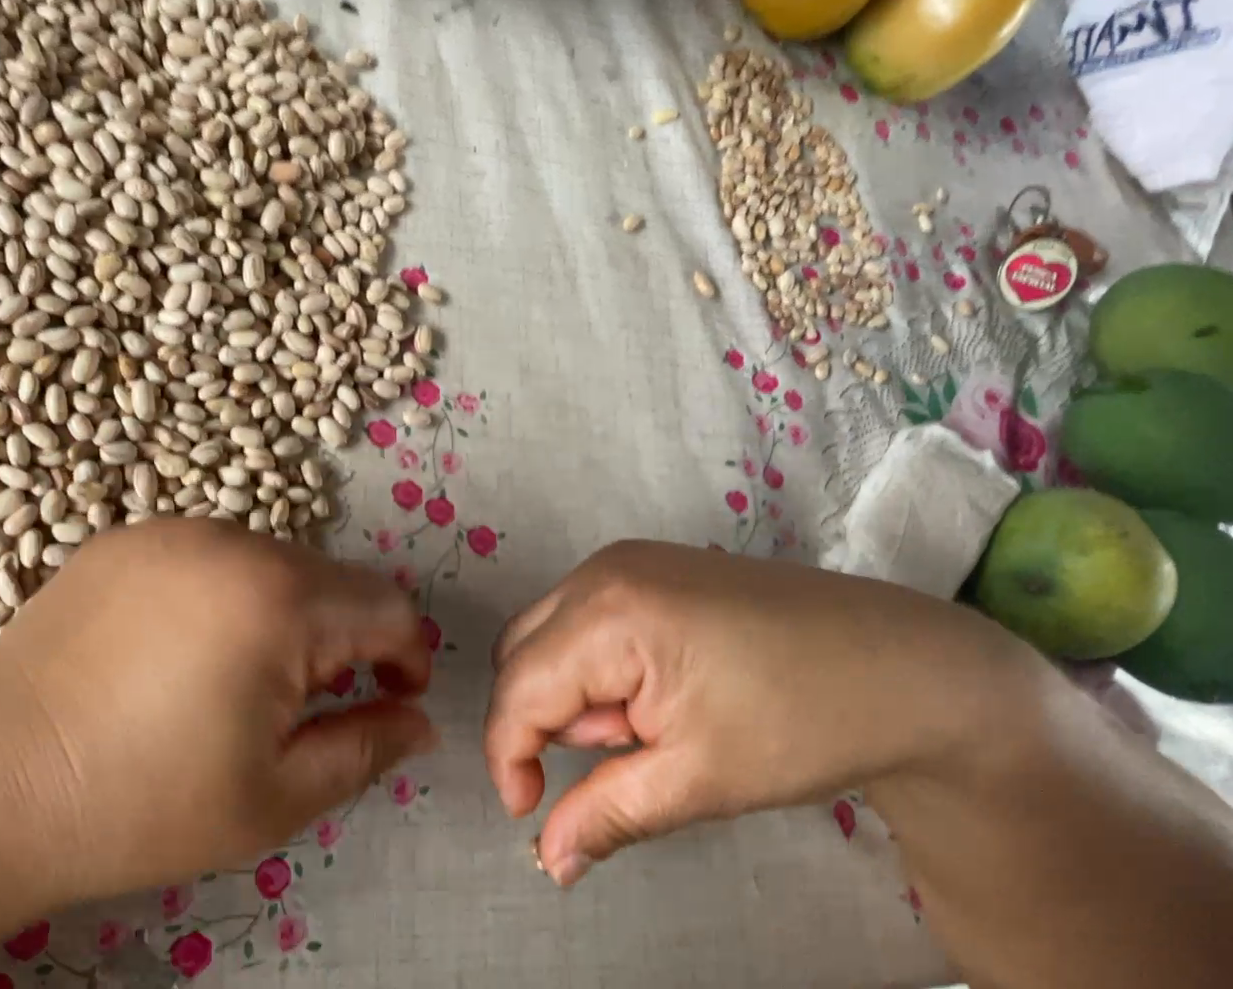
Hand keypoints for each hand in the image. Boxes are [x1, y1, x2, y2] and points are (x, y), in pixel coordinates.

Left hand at [0, 518, 436, 914]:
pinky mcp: (120, 541)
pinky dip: (220, 597)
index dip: (406, 657)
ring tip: (233, 685)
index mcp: (278, 598)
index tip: (388, 702)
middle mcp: (229, 540)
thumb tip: (418, 721)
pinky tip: (176, 656)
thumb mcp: (275, 797)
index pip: (387, 605)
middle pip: (328, 580)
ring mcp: (168, 531)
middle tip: (301, 708)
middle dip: (340, 639)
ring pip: (267, 563)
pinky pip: (204, 558)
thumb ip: (365, 748)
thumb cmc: (142, 803)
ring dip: (279, 615)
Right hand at [484, 540, 1049, 886]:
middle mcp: (601, 571)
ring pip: (546, 638)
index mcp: (609, 612)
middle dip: (547, 719)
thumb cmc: (806, 722)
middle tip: (621, 758)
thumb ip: (606, 814)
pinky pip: (580, 622)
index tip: (529, 811)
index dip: (508, 755)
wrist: (912, 668)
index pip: (518, 688)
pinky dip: (596, 668)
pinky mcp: (645, 567)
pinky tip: (657, 693)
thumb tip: (547, 860)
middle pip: (520, 655)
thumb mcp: (699, 781)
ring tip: (652, 726)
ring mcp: (623, 561)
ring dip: (574, 694)